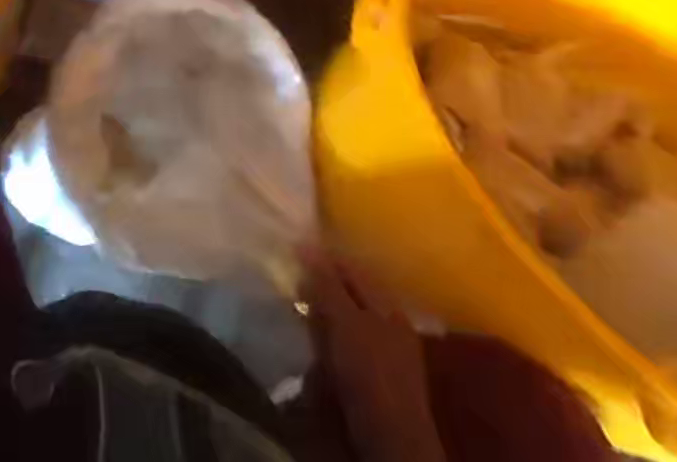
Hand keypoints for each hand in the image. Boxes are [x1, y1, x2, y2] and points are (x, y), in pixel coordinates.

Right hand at [302, 248, 446, 461]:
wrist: (389, 434)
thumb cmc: (367, 369)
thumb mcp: (343, 319)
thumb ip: (325, 281)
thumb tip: (304, 241)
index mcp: (385, 303)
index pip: (350, 265)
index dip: (322, 255)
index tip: (290, 248)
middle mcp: (388, 318)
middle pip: (349, 288)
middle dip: (319, 280)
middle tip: (287, 275)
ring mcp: (382, 345)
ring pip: (346, 312)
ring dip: (320, 305)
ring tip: (292, 301)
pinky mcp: (372, 368)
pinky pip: (344, 336)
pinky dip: (325, 329)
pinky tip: (309, 333)